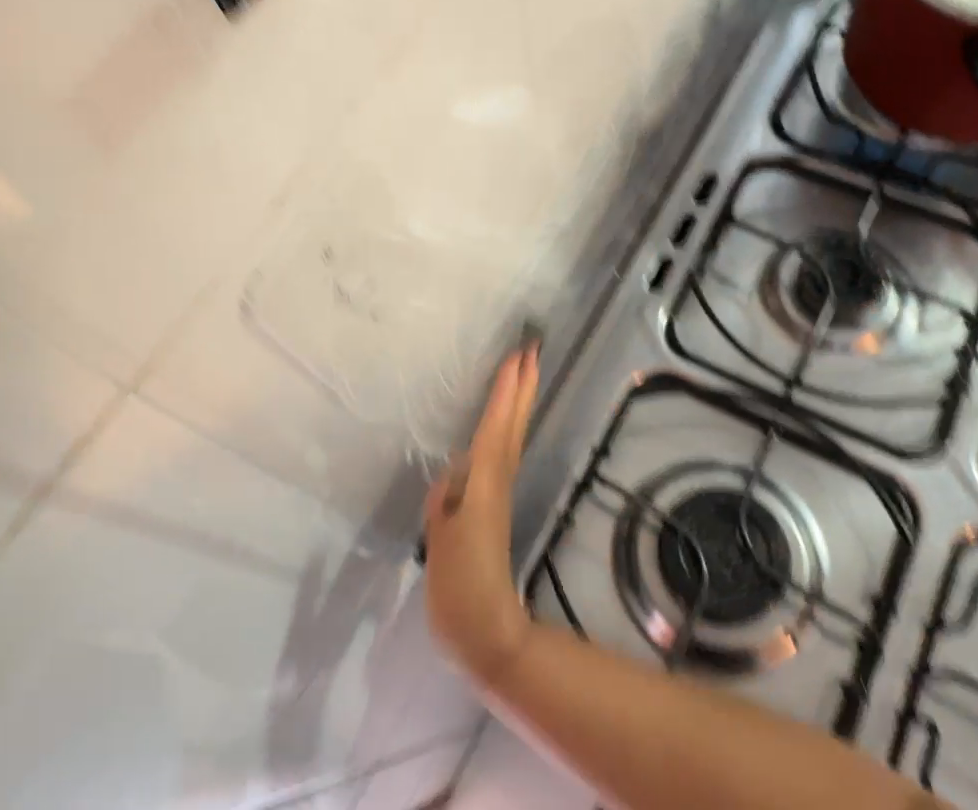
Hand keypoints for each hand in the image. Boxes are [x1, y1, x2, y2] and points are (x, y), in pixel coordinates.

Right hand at [424, 346, 539, 686]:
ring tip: (520, 375)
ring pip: (510, 437)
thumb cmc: (460, 585)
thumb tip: (454, 473)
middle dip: (522, 387)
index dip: (508, 391)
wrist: (483, 628)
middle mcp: (495, 481)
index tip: (519, 356)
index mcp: (484, 483)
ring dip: (517, 404)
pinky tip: (496, 426)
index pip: (497, 426)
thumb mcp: (445, 541)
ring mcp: (495, 494)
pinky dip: (504, 429)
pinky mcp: (491, 509)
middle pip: (512, 425)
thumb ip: (446, 502)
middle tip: (532, 350)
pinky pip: (500, 455)